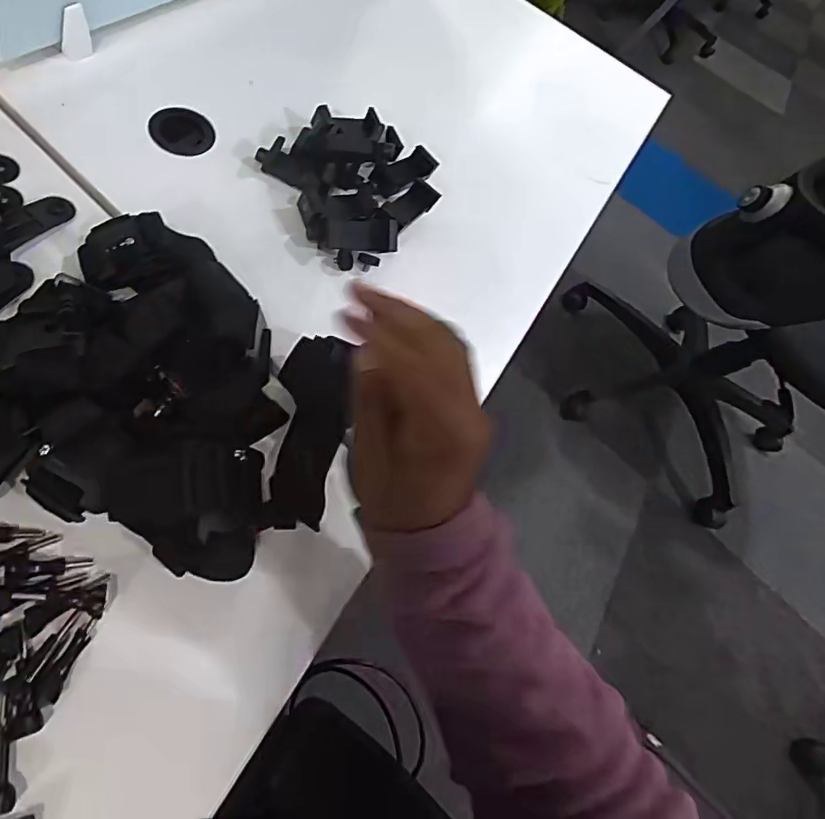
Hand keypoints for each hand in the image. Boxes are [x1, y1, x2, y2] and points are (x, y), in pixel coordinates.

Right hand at [342, 284, 489, 532]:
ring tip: (371, 300)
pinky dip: (422, 330)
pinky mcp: (470, 397)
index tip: (349, 315)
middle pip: (439, 344)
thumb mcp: (370, 457)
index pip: (417, 368)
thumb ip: (370, 401)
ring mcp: (475, 401)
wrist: (431, 529)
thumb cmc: (395, 503)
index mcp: (447, 430)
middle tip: (356, 294)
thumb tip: (365, 350)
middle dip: (397, 313)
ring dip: (410, 315)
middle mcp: (470, 409)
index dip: (382, 337)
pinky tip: (395, 321)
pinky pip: (450, 352)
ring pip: (448, 341)